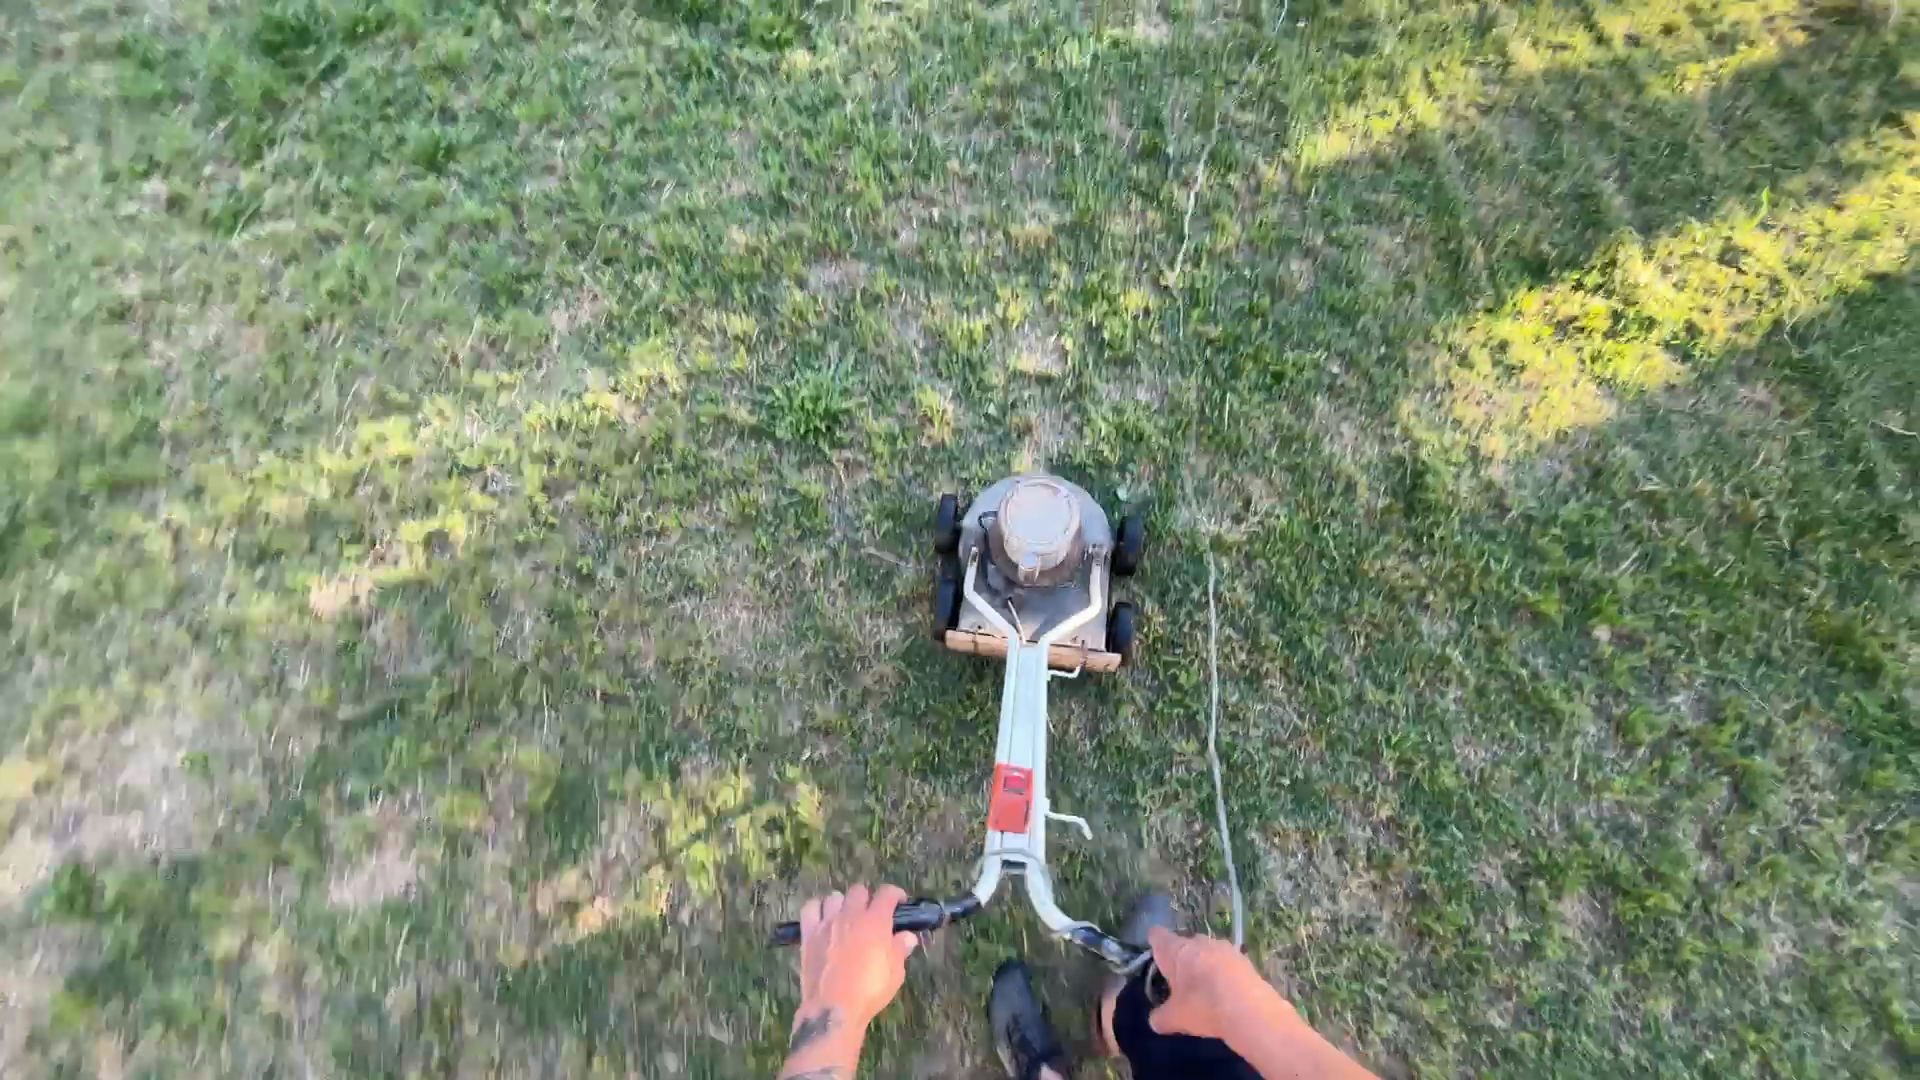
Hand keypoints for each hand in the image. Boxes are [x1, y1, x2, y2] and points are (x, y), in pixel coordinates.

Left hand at [794, 883, 919, 1030]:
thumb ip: (900, 949)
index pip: (887, 893)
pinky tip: (823, 919)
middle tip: (870, 915)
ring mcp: (828, 922)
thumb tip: (908, 936)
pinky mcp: (809, 933)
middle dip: (867, 898)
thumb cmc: (870, 991)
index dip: (895, 894)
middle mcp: (852, 914)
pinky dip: (817, 909)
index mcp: (876, 920)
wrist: (834, 1010)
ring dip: (842, 904)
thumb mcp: (895, 973)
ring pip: (835, 897)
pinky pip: (811, 908)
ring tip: (845, 918)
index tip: (899, 903)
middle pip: (859, 890)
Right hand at [1145, 925, 1293, 1039]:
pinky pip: (1226, 961)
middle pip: (1183, 943)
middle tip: (1182, 984)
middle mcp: (1196, 940)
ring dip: (1204, 965)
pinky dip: (1224, 972)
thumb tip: (1154, 1022)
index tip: (1156, 958)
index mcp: (1174, 949)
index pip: (1156, 935)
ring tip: (1207, 990)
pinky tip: (1228, 993)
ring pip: (1206, 951)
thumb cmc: (1203, 1006)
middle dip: (1181, 960)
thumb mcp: (1176, 1018)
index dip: (1154, 944)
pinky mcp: (1242, 957)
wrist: (1249, 1009)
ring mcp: (1221, 946)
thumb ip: (1162, 1018)